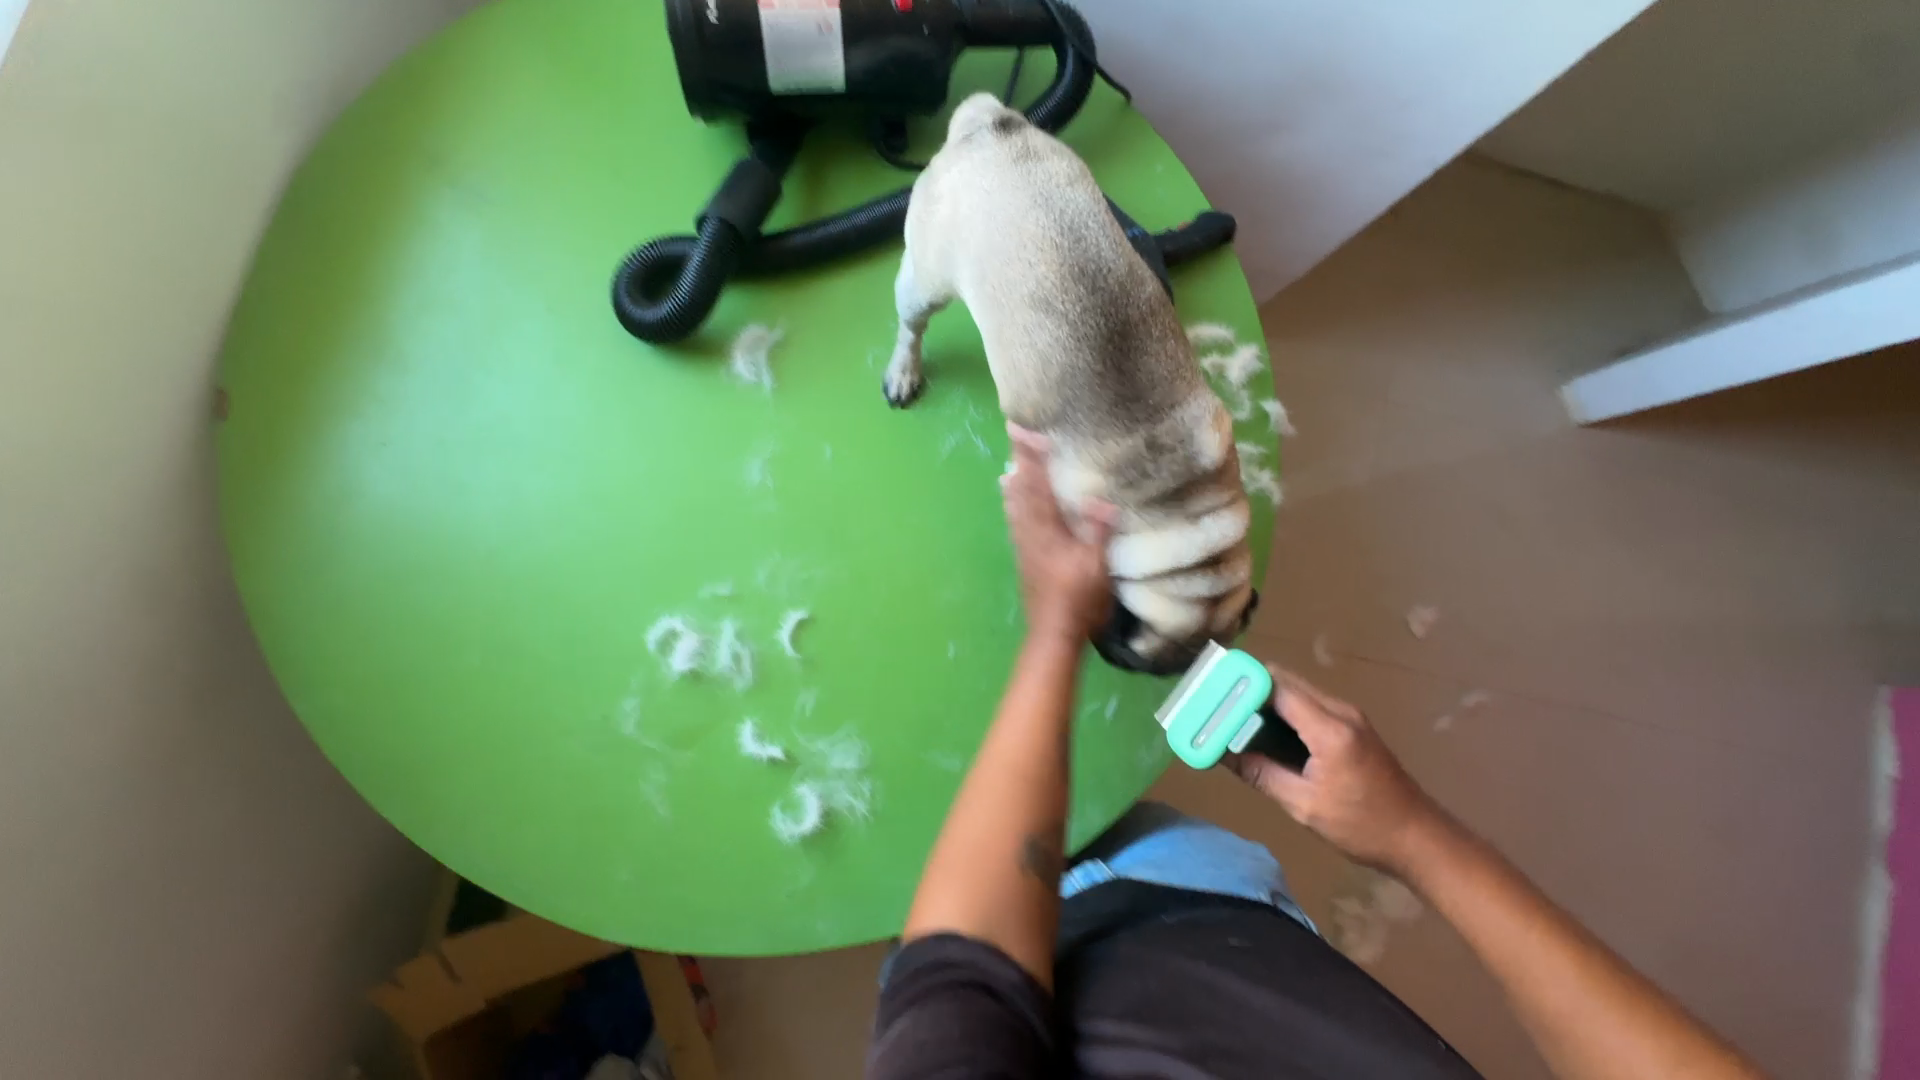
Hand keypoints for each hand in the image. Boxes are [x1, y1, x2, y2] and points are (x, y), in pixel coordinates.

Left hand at [1000, 424, 1114, 642]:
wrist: (1053, 633)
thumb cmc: (1077, 600)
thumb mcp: (1095, 567)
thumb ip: (1096, 532)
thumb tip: (1100, 500)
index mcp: (1046, 530)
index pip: (1037, 485)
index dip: (1033, 457)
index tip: (1029, 430)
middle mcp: (1029, 532)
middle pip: (1020, 489)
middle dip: (1020, 460)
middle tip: (1016, 433)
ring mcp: (1024, 545)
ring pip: (1014, 504)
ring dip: (1015, 478)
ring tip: (1012, 461)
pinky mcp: (1024, 556)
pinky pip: (1015, 518)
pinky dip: (1013, 500)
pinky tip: (1011, 498)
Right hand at [1227, 668, 1445, 875]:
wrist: (1420, 840)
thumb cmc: (1363, 827)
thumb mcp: (1304, 806)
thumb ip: (1262, 774)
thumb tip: (1221, 754)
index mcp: (1330, 729)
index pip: (1277, 687)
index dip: (1242, 686)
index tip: (1212, 692)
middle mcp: (1341, 712)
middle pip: (1285, 681)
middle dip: (1248, 688)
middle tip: (1217, 705)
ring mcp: (1349, 716)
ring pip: (1296, 690)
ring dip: (1265, 699)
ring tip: (1233, 717)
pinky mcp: (1352, 726)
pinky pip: (1309, 704)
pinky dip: (1283, 710)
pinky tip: (1265, 730)